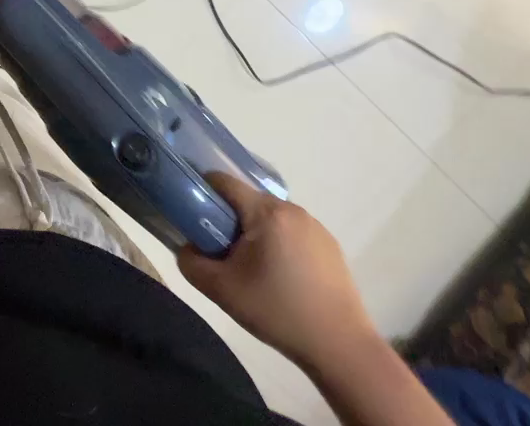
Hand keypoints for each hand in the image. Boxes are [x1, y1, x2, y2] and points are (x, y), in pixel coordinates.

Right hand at [176, 172, 383, 372]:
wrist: (341, 348)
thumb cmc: (277, 312)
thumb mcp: (220, 289)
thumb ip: (190, 260)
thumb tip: (188, 246)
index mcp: (267, 213)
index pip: (223, 181)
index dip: (201, 191)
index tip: (192, 216)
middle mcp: (293, 210)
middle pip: (246, 200)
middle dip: (228, 219)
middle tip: (221, 252)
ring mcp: (315, 227)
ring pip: (269, 217)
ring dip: (253, 232)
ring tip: (252, 269)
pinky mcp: (330, 245)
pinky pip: (291, 232)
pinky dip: (277, 244)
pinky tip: (280, 277)